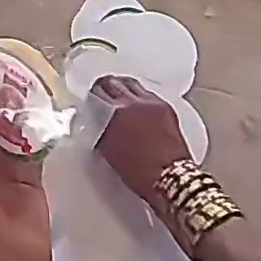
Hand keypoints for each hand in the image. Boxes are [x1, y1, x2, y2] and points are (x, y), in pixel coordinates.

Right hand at [91, 76, 190, 208]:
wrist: (168, 177)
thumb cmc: (138, 172)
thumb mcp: (110, 151)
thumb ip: (101, 131)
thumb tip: (98, 124)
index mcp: (113, 113)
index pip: (97, 92)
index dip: (93, 94)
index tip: (91, 99)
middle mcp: (131, 102)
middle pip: (114, 83)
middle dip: (107, 87)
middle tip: (103, 92)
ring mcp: (150, 102)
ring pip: (132, 84)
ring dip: (123, 87)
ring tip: (119, 94)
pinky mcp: (165, 106)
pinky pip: (147, 93)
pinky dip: (139, 95)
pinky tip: (137, 104)